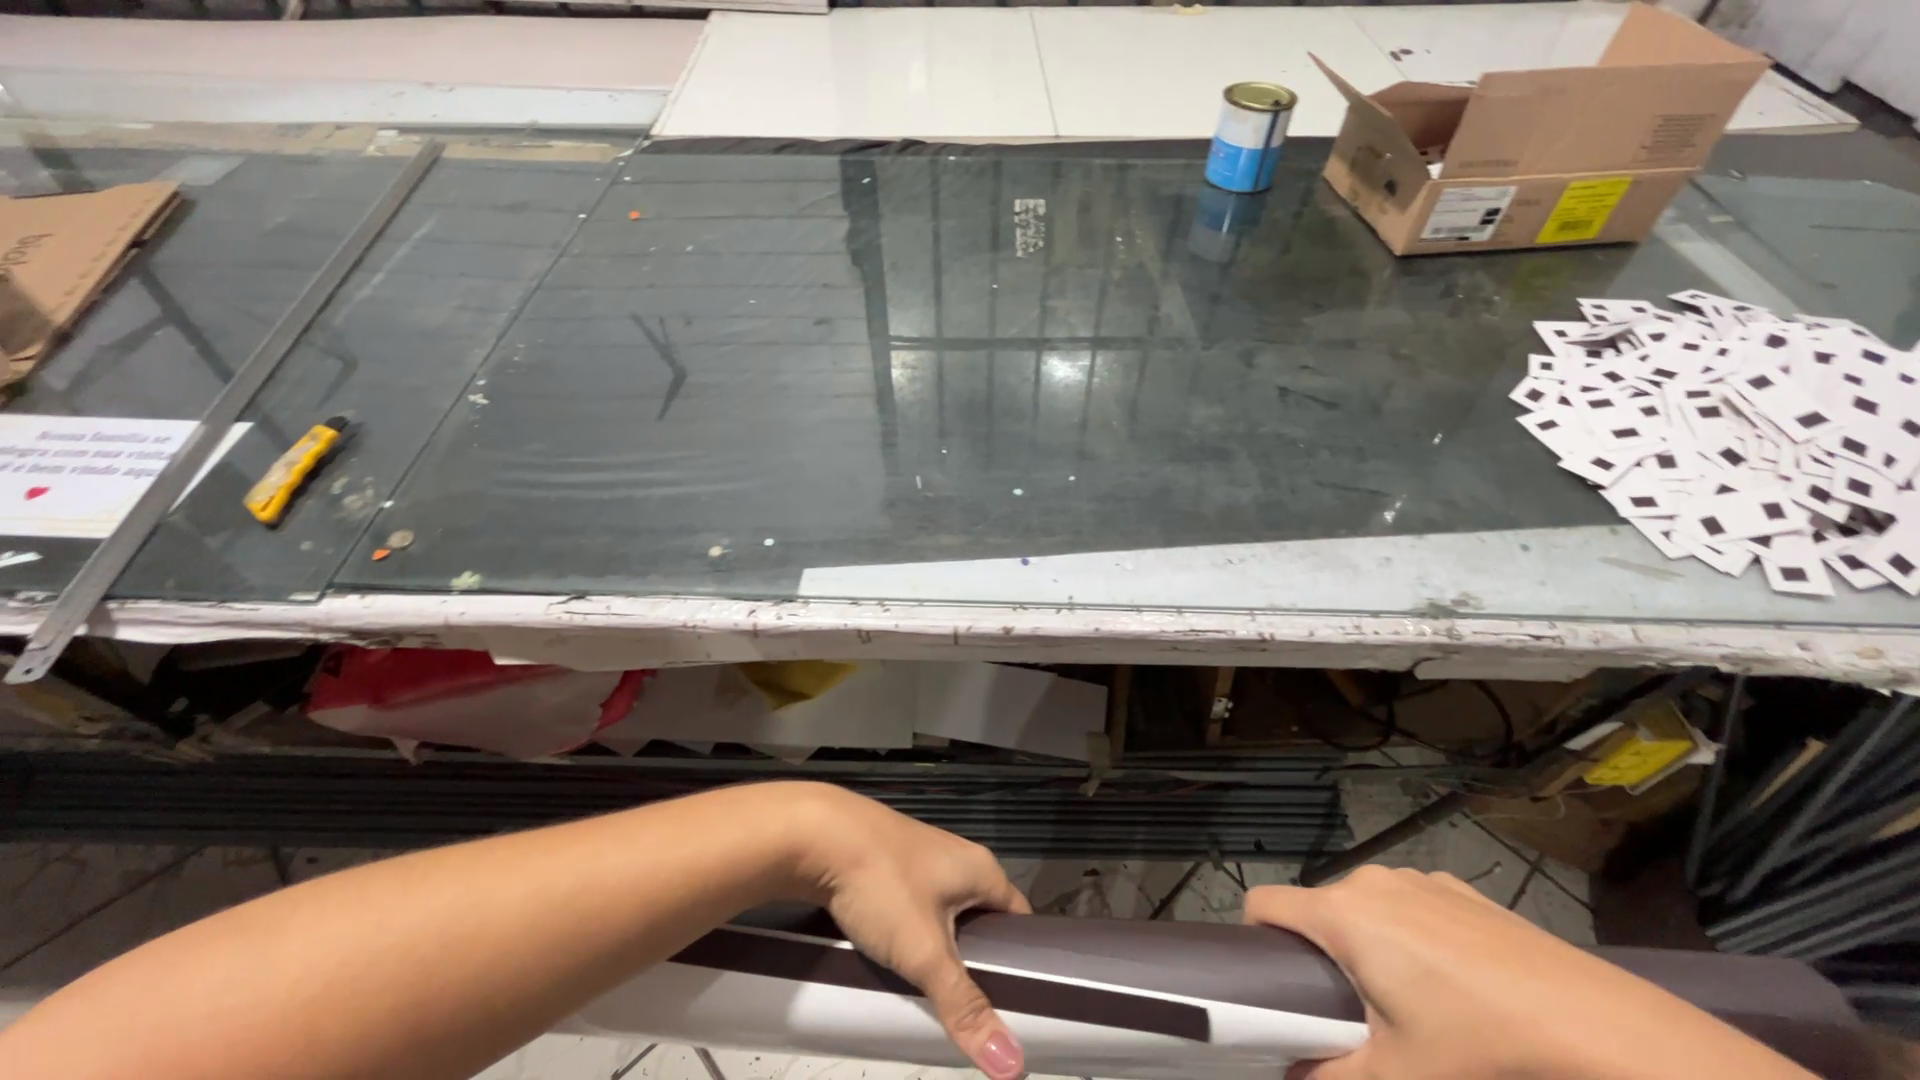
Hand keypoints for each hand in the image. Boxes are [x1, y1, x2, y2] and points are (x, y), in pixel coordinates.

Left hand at [786, 784, 1032, 1079]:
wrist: (813, 834)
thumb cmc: (882, 884)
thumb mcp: (924, 950)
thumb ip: (963, 1004)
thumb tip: (1011, 1064)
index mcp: (982, 869)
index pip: (1020, 919)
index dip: (1023, 959)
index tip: (1018, 1001)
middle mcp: (957, 856)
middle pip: (980, 918)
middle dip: (976, 959)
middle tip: (969, 1005)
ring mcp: (919, 855)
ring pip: (942, 911)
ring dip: (938, 945)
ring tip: (929, 985)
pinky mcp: (886, 859)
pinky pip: (910, 903)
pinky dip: (908, 928)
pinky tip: (892, 953)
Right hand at [1245, 866, 1814, 1079]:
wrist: (1599, 1027)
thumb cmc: (1480, 1046)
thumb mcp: (1396, 1077)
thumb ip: (1327, 1078)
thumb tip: (1292, 1074)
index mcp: (1343, 915)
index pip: (1264, 903)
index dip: (1254, 939)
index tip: (1270, 981)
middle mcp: (1373, 882)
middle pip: (1317, 908)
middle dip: (1319, 953)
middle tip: (1348, 1009)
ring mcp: (1420, 879)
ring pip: (1363, 904)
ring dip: (1364, 941)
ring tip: (1404, 997)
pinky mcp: (1460, 889)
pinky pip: (1407, 903)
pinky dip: (1407, 932)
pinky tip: (1452, 980)